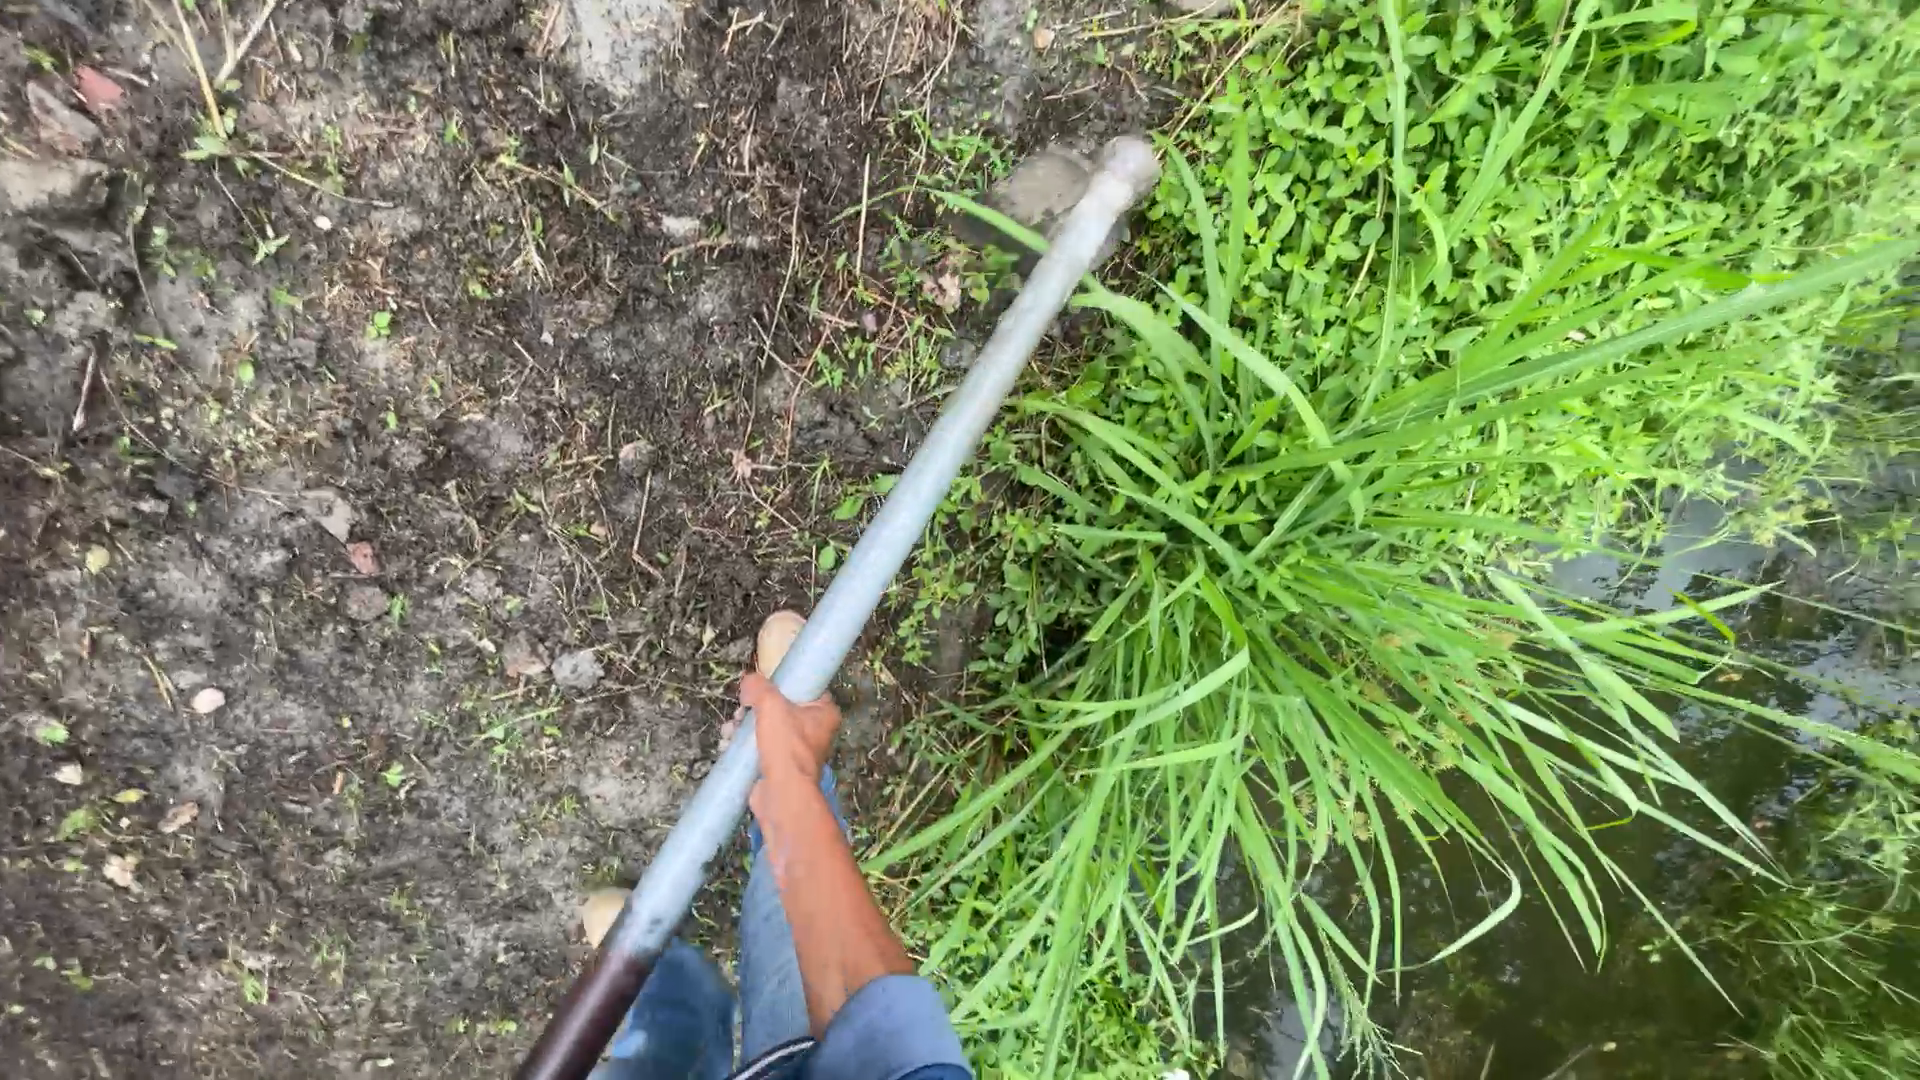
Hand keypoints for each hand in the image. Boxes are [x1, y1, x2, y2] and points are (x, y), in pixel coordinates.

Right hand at [739, 672, 840, 787]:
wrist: (782, 793)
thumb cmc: (786, 745)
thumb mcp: (771, 705)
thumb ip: (759, 687)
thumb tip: (749, 680)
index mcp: (825, 712)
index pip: (807, 688)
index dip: (785, 684)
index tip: (764, 686)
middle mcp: (816, 730)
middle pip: (782, 708)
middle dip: (756, 708)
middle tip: (742, 710)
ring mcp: (798, 749)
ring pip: (768, 727)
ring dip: (745, 725)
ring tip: (731, 728)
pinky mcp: (781, 765)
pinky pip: (761, 746)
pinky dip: (745, 744)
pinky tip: (729, 742)